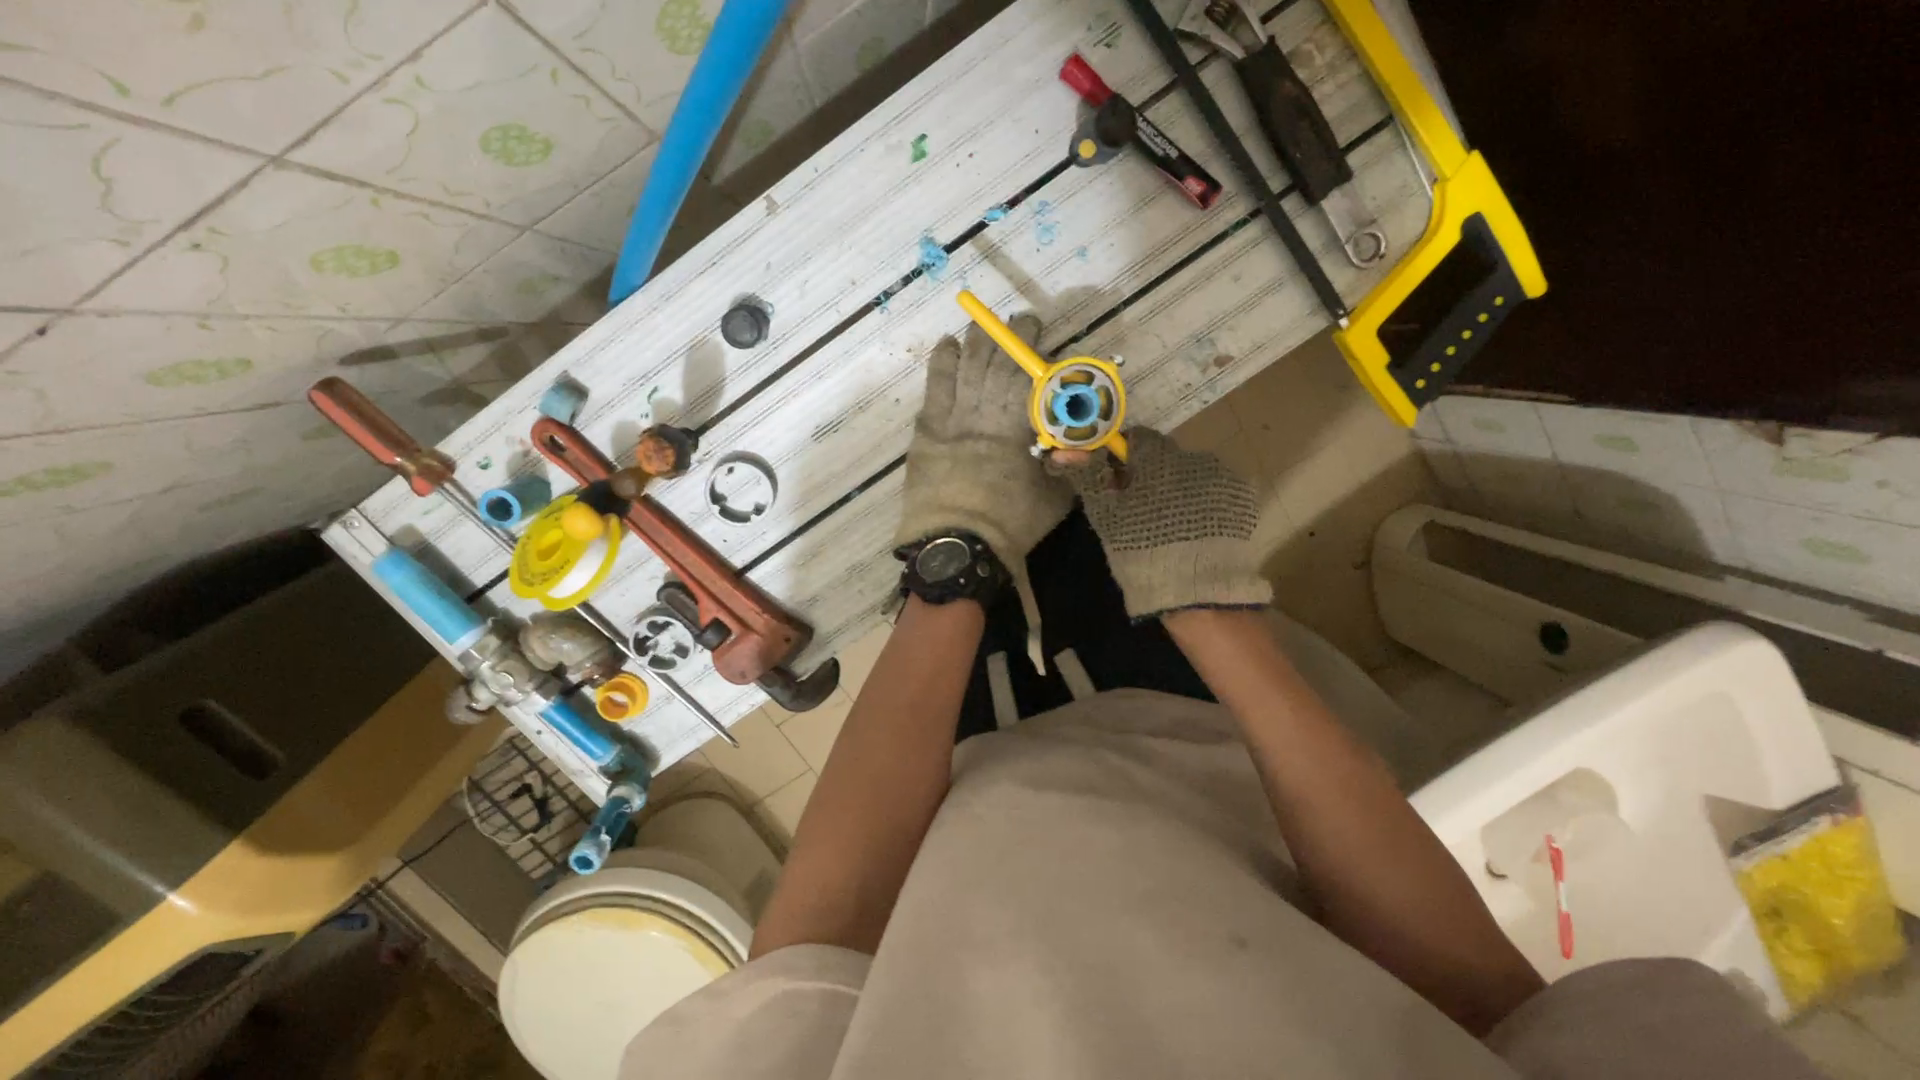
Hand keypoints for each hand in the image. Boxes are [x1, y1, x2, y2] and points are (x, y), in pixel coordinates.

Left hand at [894, 317, 1071, 562]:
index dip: (1037, 355)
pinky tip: (946, 346)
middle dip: (1012, 338)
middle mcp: (984, 414)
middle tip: (1022, 322)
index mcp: (1018, 428)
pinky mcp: (926, 433)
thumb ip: (1063, 468)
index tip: (1044, 340)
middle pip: (998, 364)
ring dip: (977, 342)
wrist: (956, 548)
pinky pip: (934, 388)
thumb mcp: (1054, 497)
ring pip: (965, 368)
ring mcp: (951, 420)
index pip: (1031, 378)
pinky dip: (941, 364)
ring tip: (984, 323)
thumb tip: (1070, 454)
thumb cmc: (1011, 526)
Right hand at [1051, 427, 1271, 618]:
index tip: (1117, 480)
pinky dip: (1205, 505)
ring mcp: (1224, 479)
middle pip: (1167, 458)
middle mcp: (1195, 458)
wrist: (1197, 592)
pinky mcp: (1243, 501)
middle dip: (1154, 476)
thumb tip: (1061, 452)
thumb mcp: (1107, 516)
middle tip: (1142, 510)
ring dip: (1181, 489)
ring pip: (1193, 475)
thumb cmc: (1142, 550)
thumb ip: (1088, 477)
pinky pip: (1217, 493)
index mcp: (1159, 457)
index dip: (1125, 457)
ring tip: (1174, 525)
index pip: (1138, 439)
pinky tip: (1199, 531)